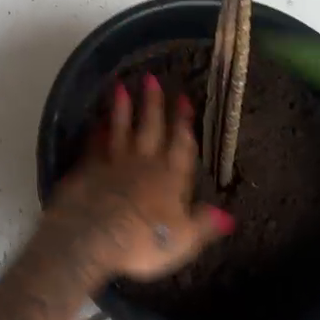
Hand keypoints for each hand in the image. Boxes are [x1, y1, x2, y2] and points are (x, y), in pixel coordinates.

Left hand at [44, 74, 233, 282]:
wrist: (92, 236)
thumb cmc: (142, 241)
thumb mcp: (183, 240)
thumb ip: (204, 224)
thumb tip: (229, 215)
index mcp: (170, 178)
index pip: (181, 144)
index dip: (183, 121)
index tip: (183, 97)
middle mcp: (144, 163)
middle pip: (151, 127)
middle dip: (153, 103)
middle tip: (151, 77)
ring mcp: (115, 162)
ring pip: (121, 128)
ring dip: (122, 108)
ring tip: (121, 87)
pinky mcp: (89, 167)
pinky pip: (95, 144)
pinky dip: (96, 131)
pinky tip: (95, 121)